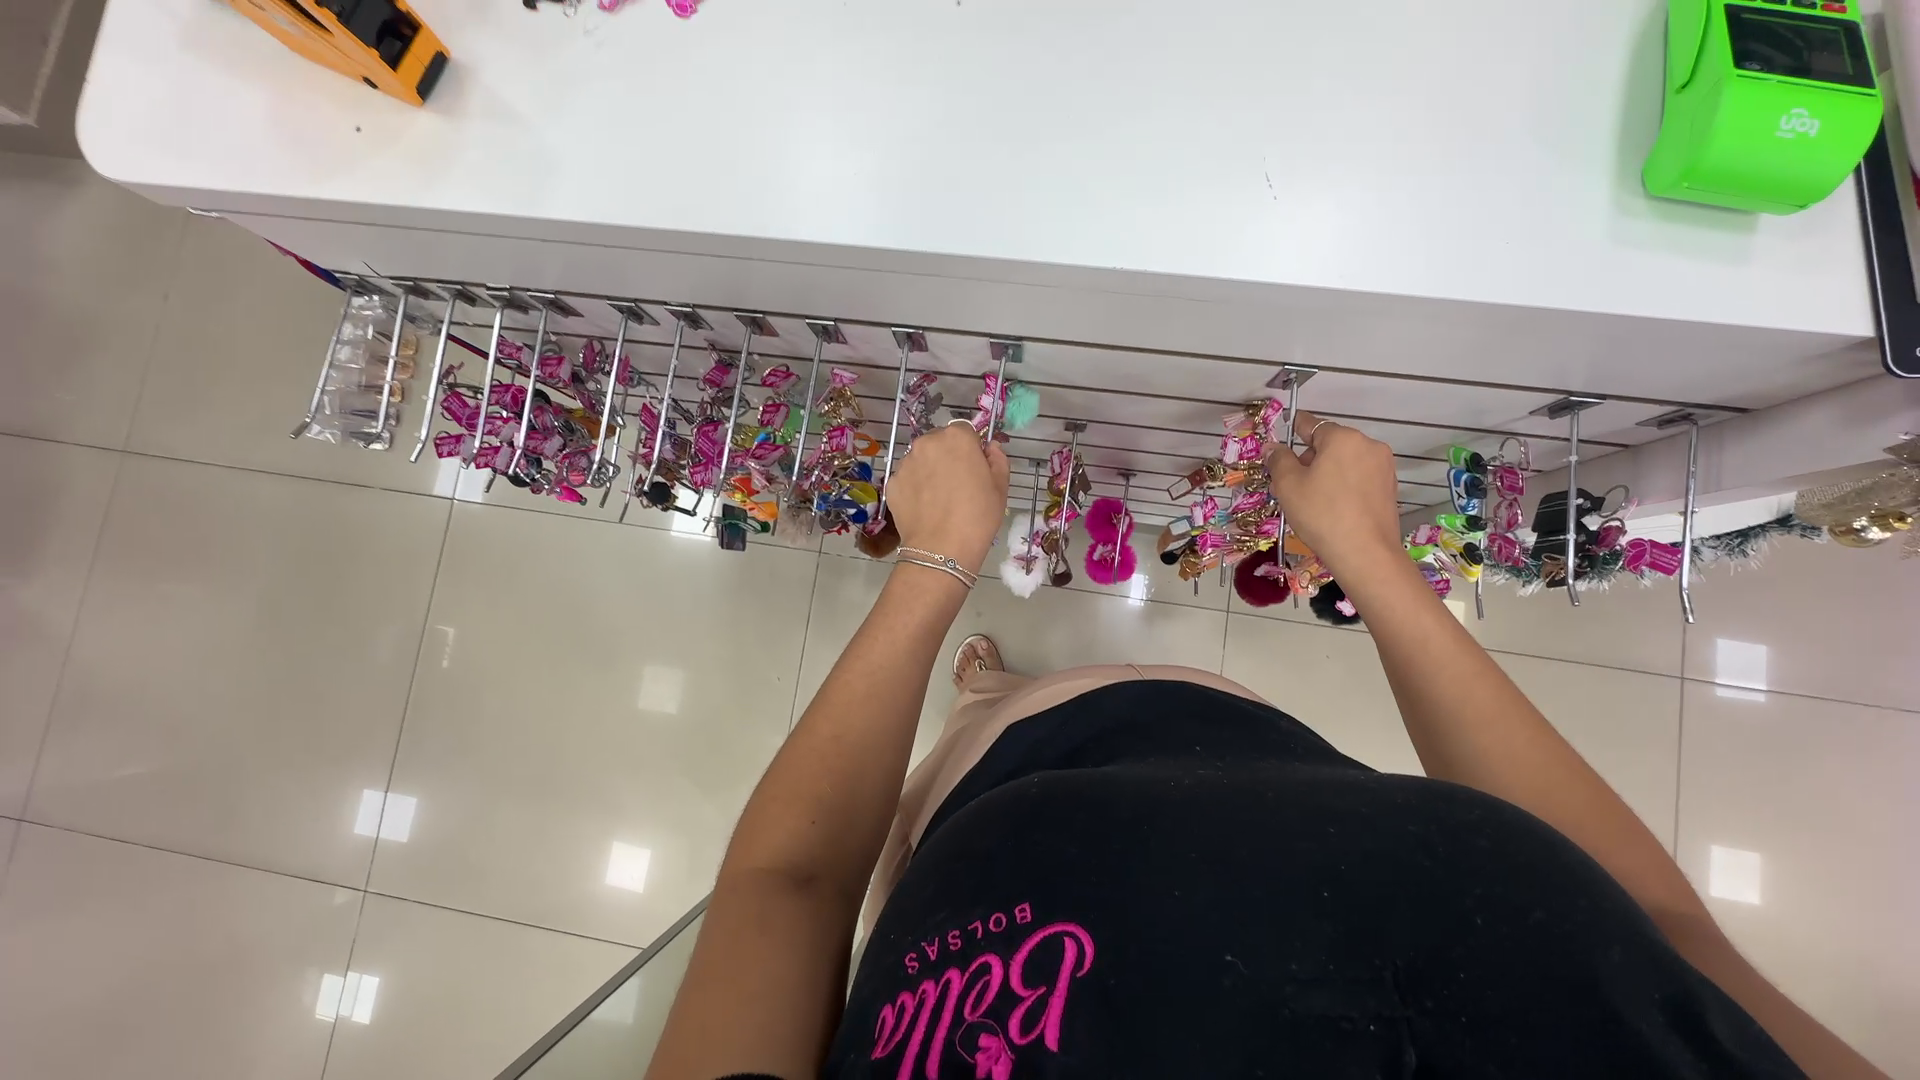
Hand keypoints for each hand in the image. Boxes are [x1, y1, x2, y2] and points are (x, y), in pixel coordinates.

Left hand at [885, 423, 1010, 573]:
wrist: (942, 549)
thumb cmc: (978, 516)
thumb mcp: (1000, 487)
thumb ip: (997, 458)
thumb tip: (990, 447)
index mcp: (957, 437)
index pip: (965, 431)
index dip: (971, 449)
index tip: (975, 468)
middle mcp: (927, 442)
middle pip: (939, 442)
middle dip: (947, 456)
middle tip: (956, 484)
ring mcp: (905, 462)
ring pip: (921, 460)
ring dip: (929, 470)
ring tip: (938, 499)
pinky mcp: (892, 483)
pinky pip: (907, 479)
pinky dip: (914, 488)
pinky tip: (924, 508)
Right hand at [1265, 410, 1404, 577]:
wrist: (1364, 553)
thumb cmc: (1321, 513)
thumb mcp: (1288, 485)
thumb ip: (1278, 460)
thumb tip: (1273, 447)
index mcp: (1342, 438)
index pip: (1312, 424)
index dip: (1294, 429)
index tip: (1284, 434)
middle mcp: (1368, 445)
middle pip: (1330, 444)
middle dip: (1311, 458)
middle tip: (1293, 484)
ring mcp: (1383, 467)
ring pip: (1346, 462)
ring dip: (1328, 472)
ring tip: (1313, 500)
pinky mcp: (1390, 487)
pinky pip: (1359, 478)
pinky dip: (1345, 485)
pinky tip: (1335, 508)